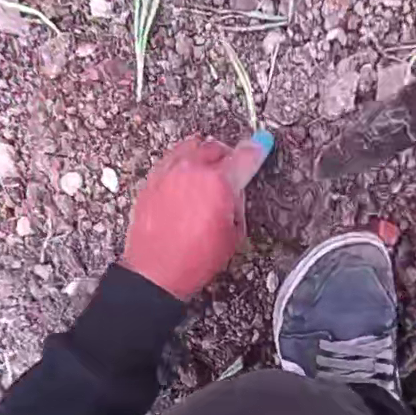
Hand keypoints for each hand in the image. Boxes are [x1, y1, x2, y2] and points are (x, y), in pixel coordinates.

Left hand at [121, 131, 272, 298]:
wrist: (156, 272)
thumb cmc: (195, 259)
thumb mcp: (234, 235)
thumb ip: (237, 203)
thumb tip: (237, 188)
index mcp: (219, 183)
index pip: (245, 156)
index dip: (258, 148)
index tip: (263, 142)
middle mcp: (193, 171)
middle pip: (216, 146)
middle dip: (229, 155)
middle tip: (233, 169)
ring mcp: (169, 173)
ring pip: (191, 146)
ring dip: (204, 154)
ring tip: (209, 170)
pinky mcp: (152, 180)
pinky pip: (171, 158)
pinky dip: (183, 162)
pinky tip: (187, 177)